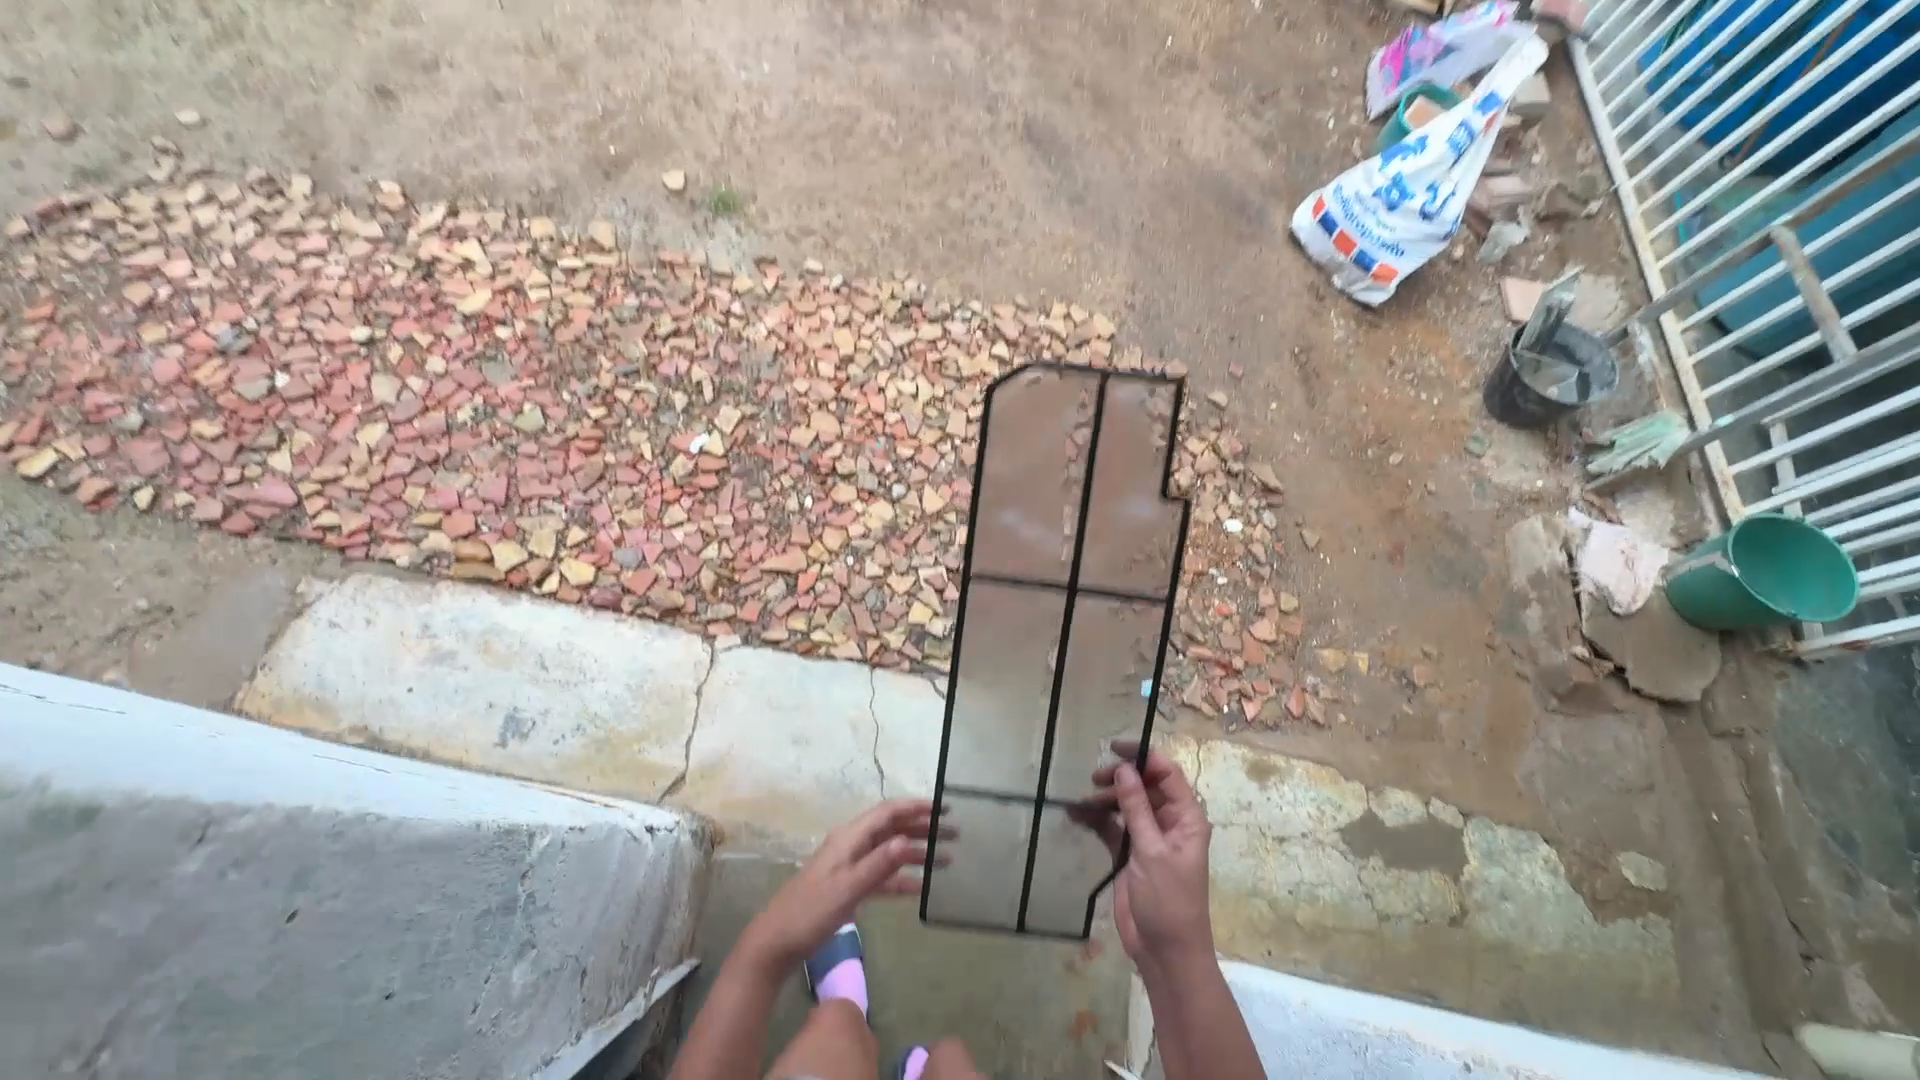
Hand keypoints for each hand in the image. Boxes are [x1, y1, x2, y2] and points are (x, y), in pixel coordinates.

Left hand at [740, 799, 936, 969]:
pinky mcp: (849, 887)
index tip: (943, 808)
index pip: (887, 813)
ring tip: (947, 859)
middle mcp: (851, 846)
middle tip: (954, 833)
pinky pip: (882, 876)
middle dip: (922, 828)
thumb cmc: (810, 912)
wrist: (777, 942)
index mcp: (849, 838)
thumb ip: (877, 865)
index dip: (915, 808)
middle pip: (891, 829)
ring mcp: (850, 867)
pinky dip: (902, 878)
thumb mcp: (847, 889)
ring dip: (916, 853)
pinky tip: (922, 887)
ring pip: (889, 852)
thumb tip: (908, 840)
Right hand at [1075, 742, 1214, 976]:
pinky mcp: (1131, 855)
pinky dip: (1097, 820)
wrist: (1165, 952)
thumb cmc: (1168, 900)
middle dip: (1120, 778)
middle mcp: (1169, 822)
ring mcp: (1149, 838)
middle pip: (1144, 786)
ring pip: (1127, 805)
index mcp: (1186, 818)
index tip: (1114, 749)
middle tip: (1093, 779)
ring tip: (1080, 800)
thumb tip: (1124, 770)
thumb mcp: (1151, 852)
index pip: (1167, 774)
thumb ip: (1136, 809)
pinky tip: (1077, 815)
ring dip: (1105, 799)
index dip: (1143, 757)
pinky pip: (1113, 827)